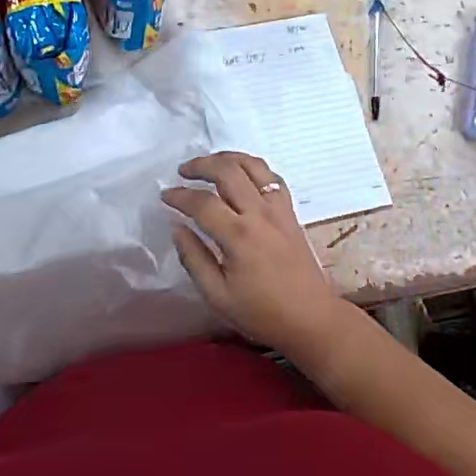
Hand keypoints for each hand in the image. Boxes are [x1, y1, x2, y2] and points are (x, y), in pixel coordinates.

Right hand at [162, 152, 353, 358]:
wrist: (310, 318)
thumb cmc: (261, 313)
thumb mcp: (217, 296)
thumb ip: (193, 258)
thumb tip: (177, 228)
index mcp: (238, 236)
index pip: (202, 203)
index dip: (180, 195)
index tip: (165, 196)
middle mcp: (259, 214)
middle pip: (228, 171)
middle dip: (201, 165)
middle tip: (183, 171)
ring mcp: (278, 209)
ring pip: (253, 166)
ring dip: (228, 158)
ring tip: (209, 164)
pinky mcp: (290, 212)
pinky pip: (272, 177)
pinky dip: (253, 168)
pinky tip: (241, 174)